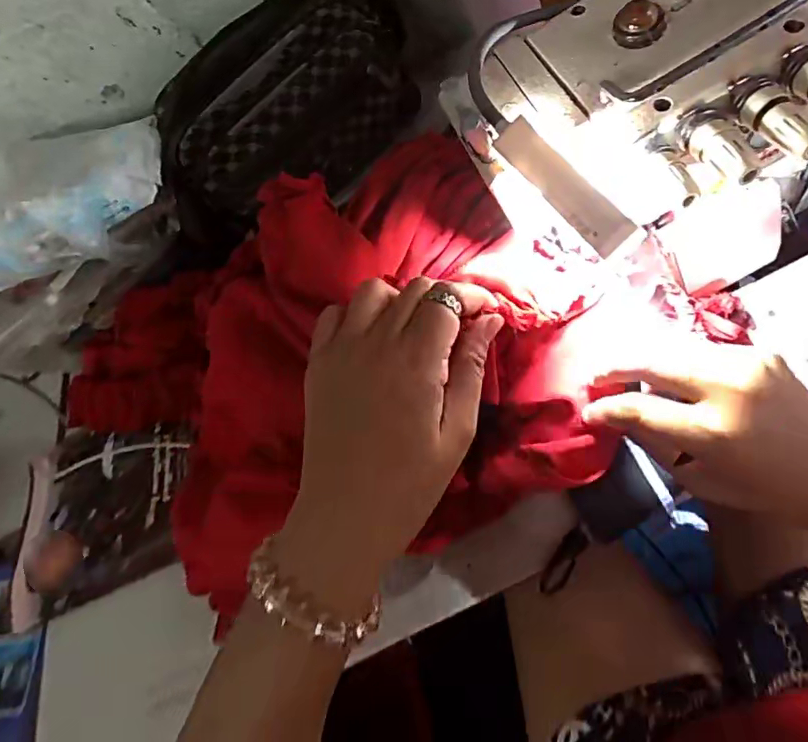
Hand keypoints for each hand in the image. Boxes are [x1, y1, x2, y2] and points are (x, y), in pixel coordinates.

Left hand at [275, 277, 504, 609]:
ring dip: (400, 300)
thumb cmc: (411, 484)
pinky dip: (357, 314)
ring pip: (374, 291)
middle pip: (415, 288)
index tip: (487, 312)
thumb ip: (473, 368)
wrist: (344, 519)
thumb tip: (490, 321)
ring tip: (413, 329)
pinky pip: (335, 313)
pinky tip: (372, 340)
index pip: (446, 298)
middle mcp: (376, 343)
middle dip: (444, 298)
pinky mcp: (317, 362)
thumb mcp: (458, 431)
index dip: (472, 297)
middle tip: (458, 327)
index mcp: (415, 361)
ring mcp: (340, 350)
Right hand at [582, 344, 807, 532]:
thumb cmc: (770, 490)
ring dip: (648, 358)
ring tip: (629, 370)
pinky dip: (684, 360)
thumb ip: (659, 446)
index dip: (608, 408)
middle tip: (598, 377)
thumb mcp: (706, 483)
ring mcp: (746, 362)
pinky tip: (678, 373)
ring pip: (677, 347)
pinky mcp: (761, 351)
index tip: (588, 408)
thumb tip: (621, 418)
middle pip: (653, 361)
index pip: (642, 410)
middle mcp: (727, 389)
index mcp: (714, 433)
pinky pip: (706, 350)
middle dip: (618, 367)